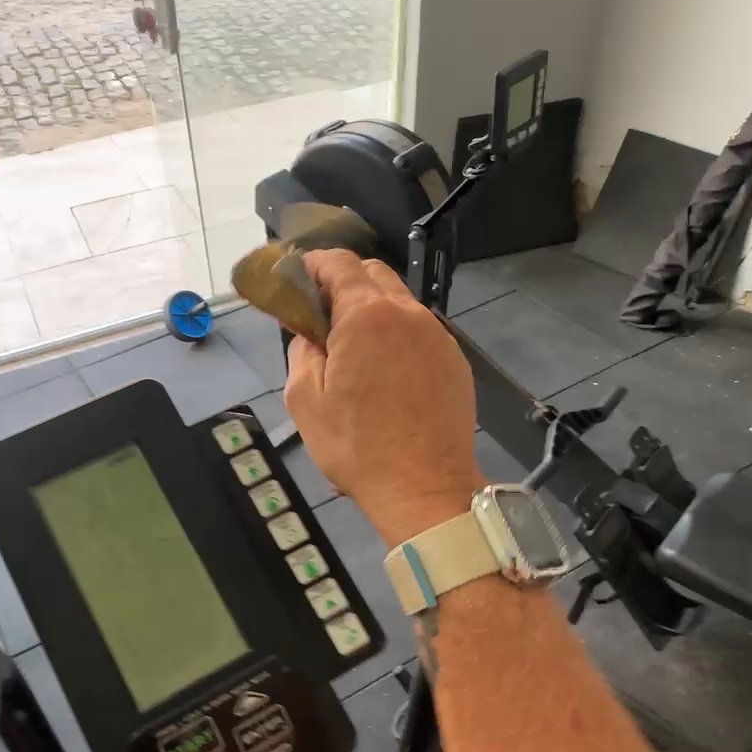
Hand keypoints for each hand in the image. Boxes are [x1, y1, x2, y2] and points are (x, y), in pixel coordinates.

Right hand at [285, 250, 482, 546]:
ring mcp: (437, 337)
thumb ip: (301, 350)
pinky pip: (419, 331)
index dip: (313, 264)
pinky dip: (397, 335)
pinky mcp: (454, 361)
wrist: (424, 488)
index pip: (339, 263)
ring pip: (399, 302)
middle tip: (320, 315)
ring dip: (371, 310)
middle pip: (372, 274)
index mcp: (366, 317)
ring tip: (353, 348)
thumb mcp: (304, 401)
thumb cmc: (357, 448)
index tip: (297, 280)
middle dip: (342, 283)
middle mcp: (407, 314)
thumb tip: (308, 329)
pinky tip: (386, 371)